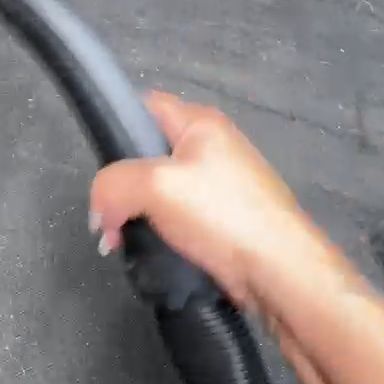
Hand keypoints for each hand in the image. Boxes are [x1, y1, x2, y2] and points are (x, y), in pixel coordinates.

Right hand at [88, 92, 344, 311]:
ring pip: (160, 190)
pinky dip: (161, 232)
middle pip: (147, 153)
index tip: (101, 163)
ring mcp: (222, 186)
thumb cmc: (222, 214)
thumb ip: (112, 186)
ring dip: (137, 214)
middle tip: (109, 212)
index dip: (116, 127)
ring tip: (125, 239)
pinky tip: (154, 251)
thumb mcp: (154, 186)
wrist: (283, 276)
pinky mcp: (226, 221)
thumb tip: (100, 214)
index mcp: (200, 123)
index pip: (143, 106)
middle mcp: (213, 147)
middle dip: (122, 183)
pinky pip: (179, 217)